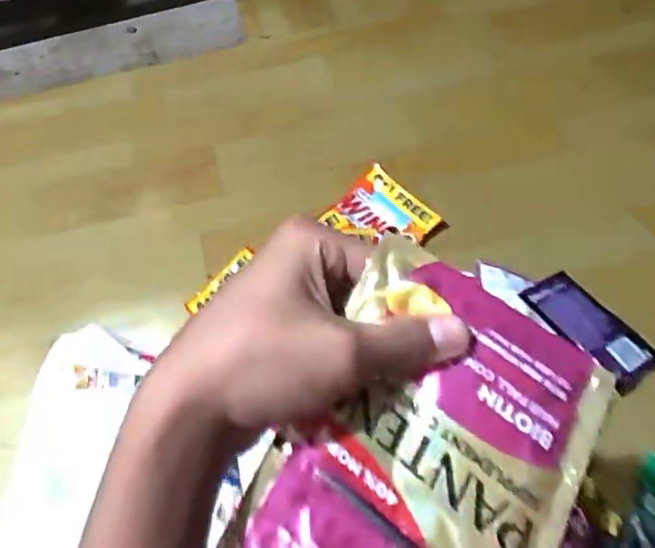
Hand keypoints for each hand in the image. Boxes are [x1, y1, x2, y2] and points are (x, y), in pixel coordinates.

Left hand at [146, 216, 472, 446]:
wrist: (190, 404)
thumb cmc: (265, 359)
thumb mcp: (342, 352)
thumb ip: (402, 342)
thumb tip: (463, 330)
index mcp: (309, 243)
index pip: (384, 266)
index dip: (422, 305)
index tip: (464, 346)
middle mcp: (296, 261)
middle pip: (367, 298)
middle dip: (401, 340)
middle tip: (450, 382)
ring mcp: (282, 299)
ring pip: (348, 328)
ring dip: (377, 363)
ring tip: (422, 404)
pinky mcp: (275, 334)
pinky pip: (326, 348)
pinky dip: (348, 374)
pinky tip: (378, 410)